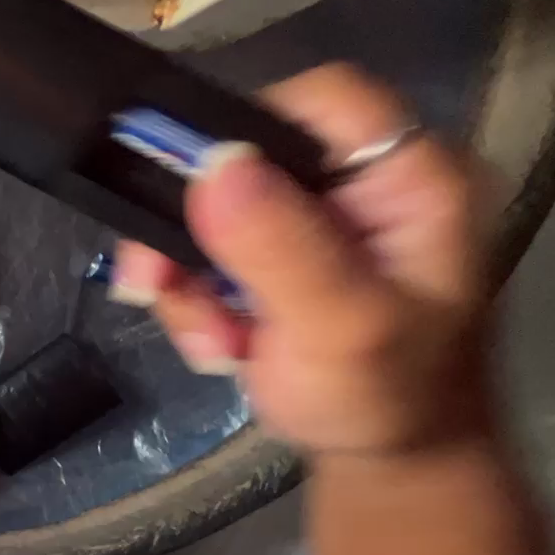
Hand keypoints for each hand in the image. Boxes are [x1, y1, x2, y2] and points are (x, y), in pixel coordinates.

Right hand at [112, 63, 490, 457]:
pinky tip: (217, 343)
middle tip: (152, 284)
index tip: (179, 193)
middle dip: (183, 232)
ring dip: (180, 283)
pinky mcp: (261, 264)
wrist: (382, 450)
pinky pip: (192, 263)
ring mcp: (302, 229)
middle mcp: (349, 191)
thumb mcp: (336, 322)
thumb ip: (278, 246)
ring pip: (199, 220)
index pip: (320, 104)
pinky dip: (185, 306)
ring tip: (211, 339)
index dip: (243, 131)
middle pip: (237, 166)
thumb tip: (212, 166)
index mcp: (402, 181)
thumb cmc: (382, 392)